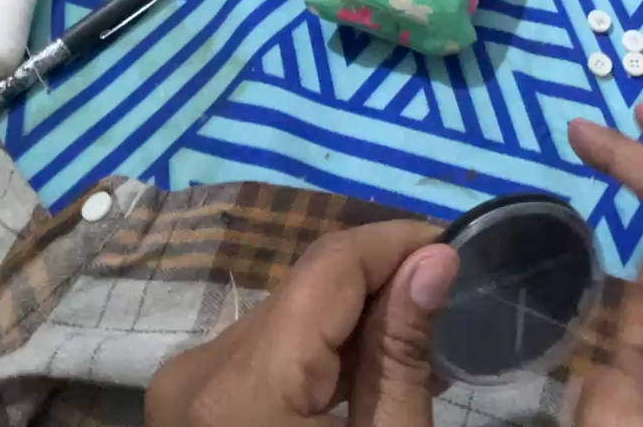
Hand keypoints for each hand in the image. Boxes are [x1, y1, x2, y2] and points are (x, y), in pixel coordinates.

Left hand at [144, 221, 459, 425]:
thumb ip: (403, 351)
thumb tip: (436, 254)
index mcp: (240, 384)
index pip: (331, 264)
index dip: (398, 241)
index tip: (457, 249)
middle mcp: (197, 367)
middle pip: (309, 286)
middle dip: (383, 281)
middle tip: (447, 301)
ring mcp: (185, 385)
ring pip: (291, 310)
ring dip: (356, 315)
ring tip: (419, 340)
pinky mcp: (191, 401)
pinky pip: (269, 345)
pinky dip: (322, 349)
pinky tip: (368, 373)